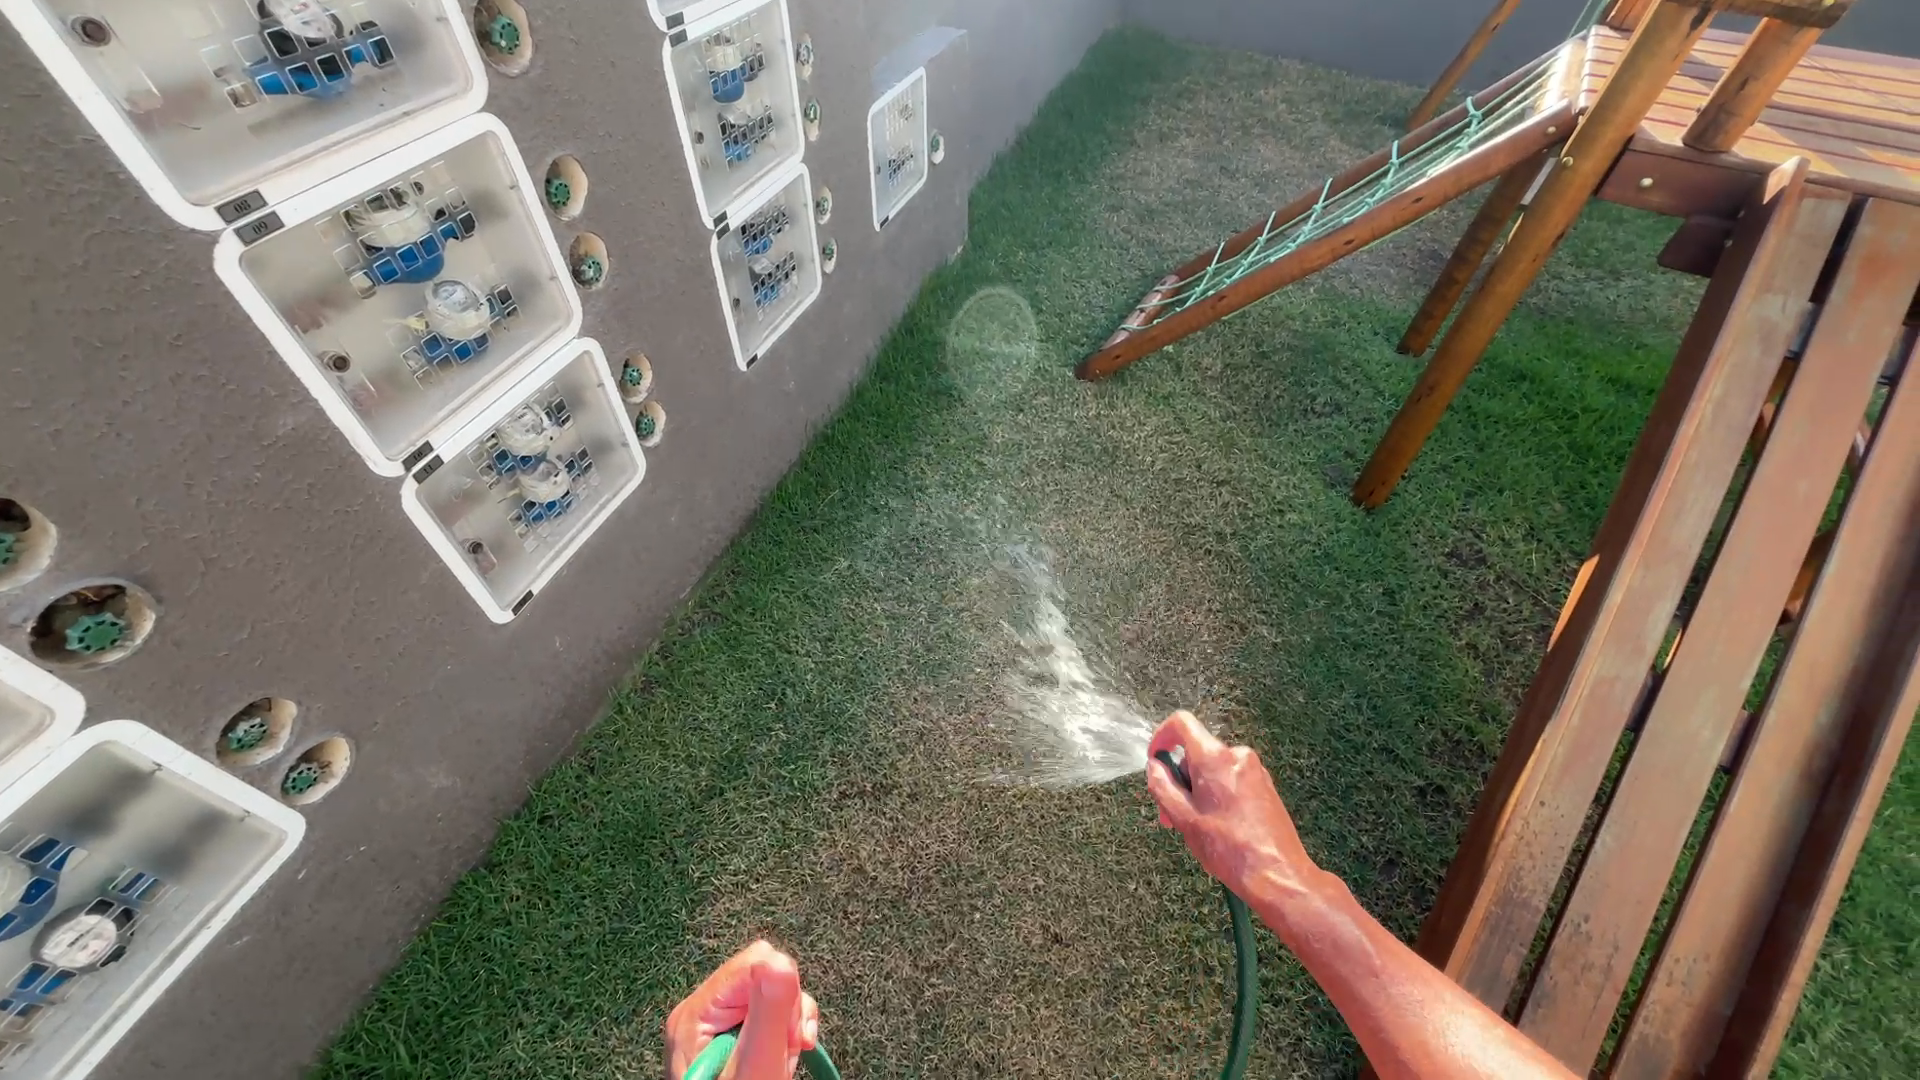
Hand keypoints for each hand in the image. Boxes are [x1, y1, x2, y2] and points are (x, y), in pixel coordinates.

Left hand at [664, 941, 820, 1079]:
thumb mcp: (755, 1070)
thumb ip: (769, 1014)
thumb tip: (780, 960)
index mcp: (694, 1013)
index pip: (755, 964)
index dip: (783, 992)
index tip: (789, 1036)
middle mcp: (702, 1011)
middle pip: (765, 974)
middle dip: (787, 1010)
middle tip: (784, 1051)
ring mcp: (717, 1023)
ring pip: (774, 990)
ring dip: (789, 1024)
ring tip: (781, 1062)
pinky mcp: (734, 1033)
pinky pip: (772, 1010)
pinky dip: (787, 1030)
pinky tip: (782, 1058)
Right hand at [1146, 711, 1316, 901]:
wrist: (1278, 875)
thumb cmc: (1228, 848)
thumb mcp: (1183, 818)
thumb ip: (1162, 785)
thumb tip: (1154, 766)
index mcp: (1214, 758)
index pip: (1181, 723)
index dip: (1162, 737)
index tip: (1155, 761)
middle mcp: (1237, 755)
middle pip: (1196, 751)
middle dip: (1179, 778)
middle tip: (1171, 815)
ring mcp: (1254, 769)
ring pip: (1212, 768)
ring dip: (1197, 790)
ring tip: (1195, 826)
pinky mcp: (1264, 785)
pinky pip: (1230, 778)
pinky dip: (1216, 794)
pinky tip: (1217, 825)